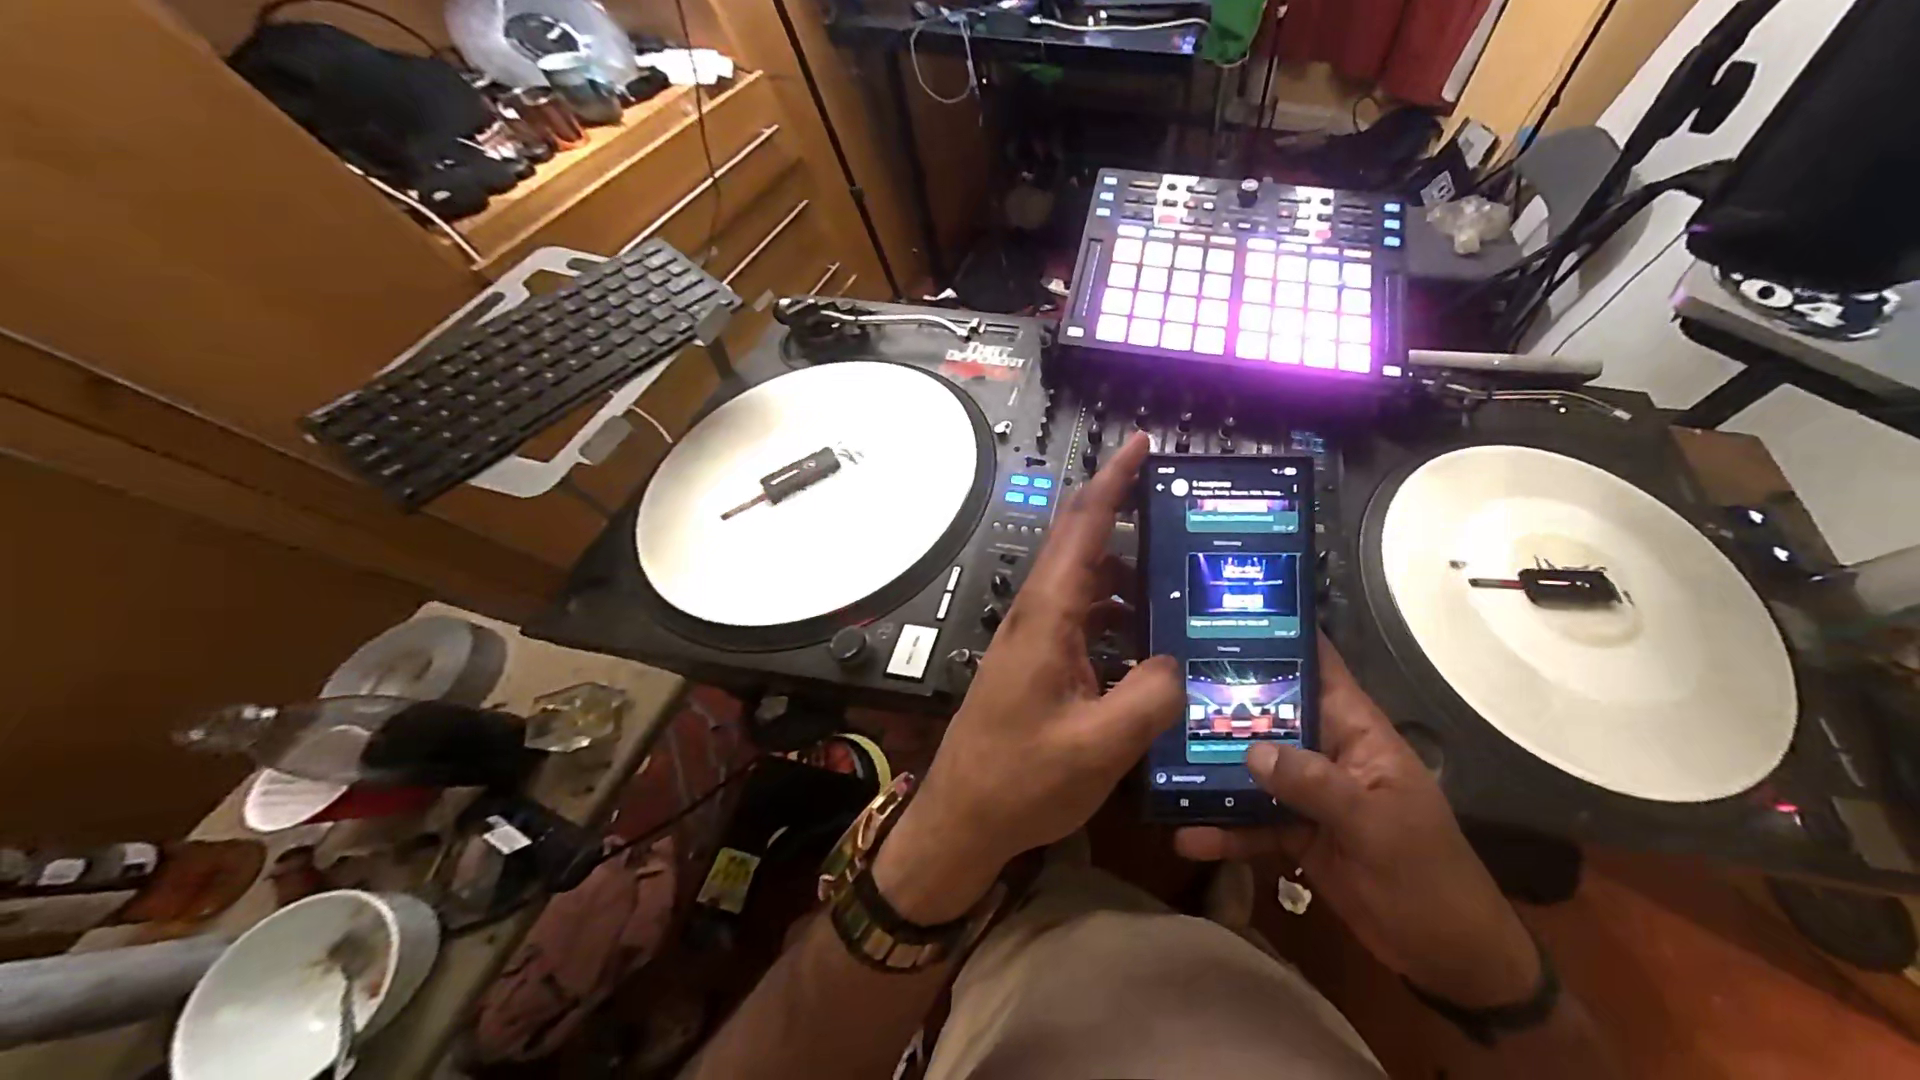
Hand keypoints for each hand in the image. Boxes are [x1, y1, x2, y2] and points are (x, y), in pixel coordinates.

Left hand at [874, 432, 1182, 922]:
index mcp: (1048, 616)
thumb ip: (1150, 697)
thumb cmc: (1021, 780)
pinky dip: (1117, 612)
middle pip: (1080, 543)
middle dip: (1124, 511)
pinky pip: (1083, 617)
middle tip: (1179, 503)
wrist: (964, 815)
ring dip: (1128, 571)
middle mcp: (1038, 614)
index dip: (1113, 481)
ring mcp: (1034, 637)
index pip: (1082, 528)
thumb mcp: (1098, 746)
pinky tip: (1148, 636)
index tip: (1142, 445)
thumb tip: (1178, 661)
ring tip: (1179, 577)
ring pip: (1084, 582)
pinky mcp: (1037, 661)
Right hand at [1175, 639, 1540, 1007]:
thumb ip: (1317, 784)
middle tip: (1166, 682)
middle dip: (1224, 700)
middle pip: (1270, 714)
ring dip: (1211, 767)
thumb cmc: (1428, 876)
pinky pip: (1248, 820)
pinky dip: (1221, 828)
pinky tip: (1186, 835)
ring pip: (1250, 767)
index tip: (1229, 616)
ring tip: (1161, 758)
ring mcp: (1306, 793)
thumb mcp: (1377, 826)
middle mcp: (1326, 752)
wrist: (1447, 957)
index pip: (1322, 669)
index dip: (1284, 637)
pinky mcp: (1292, 830)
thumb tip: (1253, 749)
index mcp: (1358, 733)